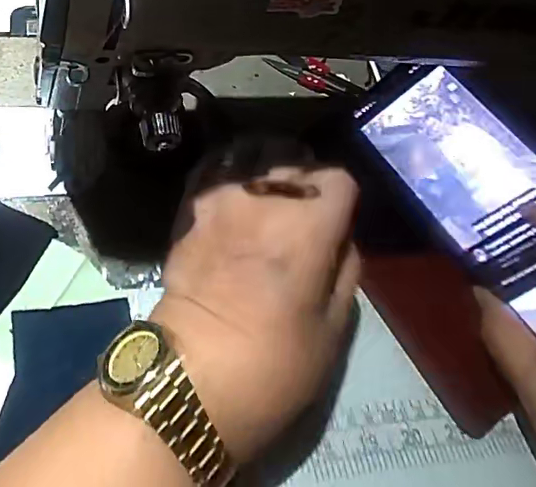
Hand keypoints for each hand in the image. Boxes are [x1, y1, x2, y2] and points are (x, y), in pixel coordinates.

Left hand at [150, 165, 360, 463]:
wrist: (189, 379)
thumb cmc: (271, 365)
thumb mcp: (332, 330)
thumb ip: (346, 269)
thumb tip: (342, 237)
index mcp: (308, 226)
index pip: (339, 178)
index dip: (342, 201)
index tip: (336, 223)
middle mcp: (266, 198)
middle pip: (299, 164)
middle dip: (308, 186)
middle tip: (302, 219)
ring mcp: (224, 196)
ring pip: (258, 158)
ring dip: (270, 175)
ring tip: (267, 202)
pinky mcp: (193, 206)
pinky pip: (219, 169)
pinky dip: (232, 174)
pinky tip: (234, 196)